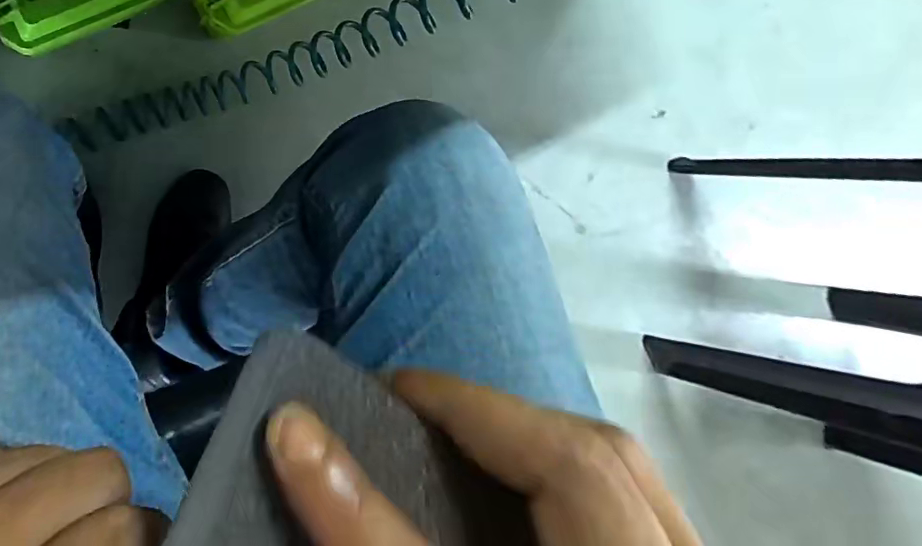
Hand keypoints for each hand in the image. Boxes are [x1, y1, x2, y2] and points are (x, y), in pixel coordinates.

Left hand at [0, 439, 168, 545]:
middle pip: (101, 467)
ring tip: (13, 531)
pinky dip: (0, 480)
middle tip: (78, 534)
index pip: (121, 529)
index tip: (141, 543)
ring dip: (48, 487)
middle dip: (103, 501)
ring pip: (55, 447)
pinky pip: (1, 445)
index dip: (141, 536)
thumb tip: (145, 530)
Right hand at [265, 370, 700, 545]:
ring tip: (466, 455)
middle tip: (425, 424)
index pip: (560, 453)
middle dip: (505, 420)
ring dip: (542, 453)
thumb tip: (288, 429)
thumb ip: (368, 527)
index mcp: (616, 543)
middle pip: (601, 456)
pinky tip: (519, 510)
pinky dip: (570, 492)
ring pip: (626, 485)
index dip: (463, 403)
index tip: (387, 390)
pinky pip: (633, 519)